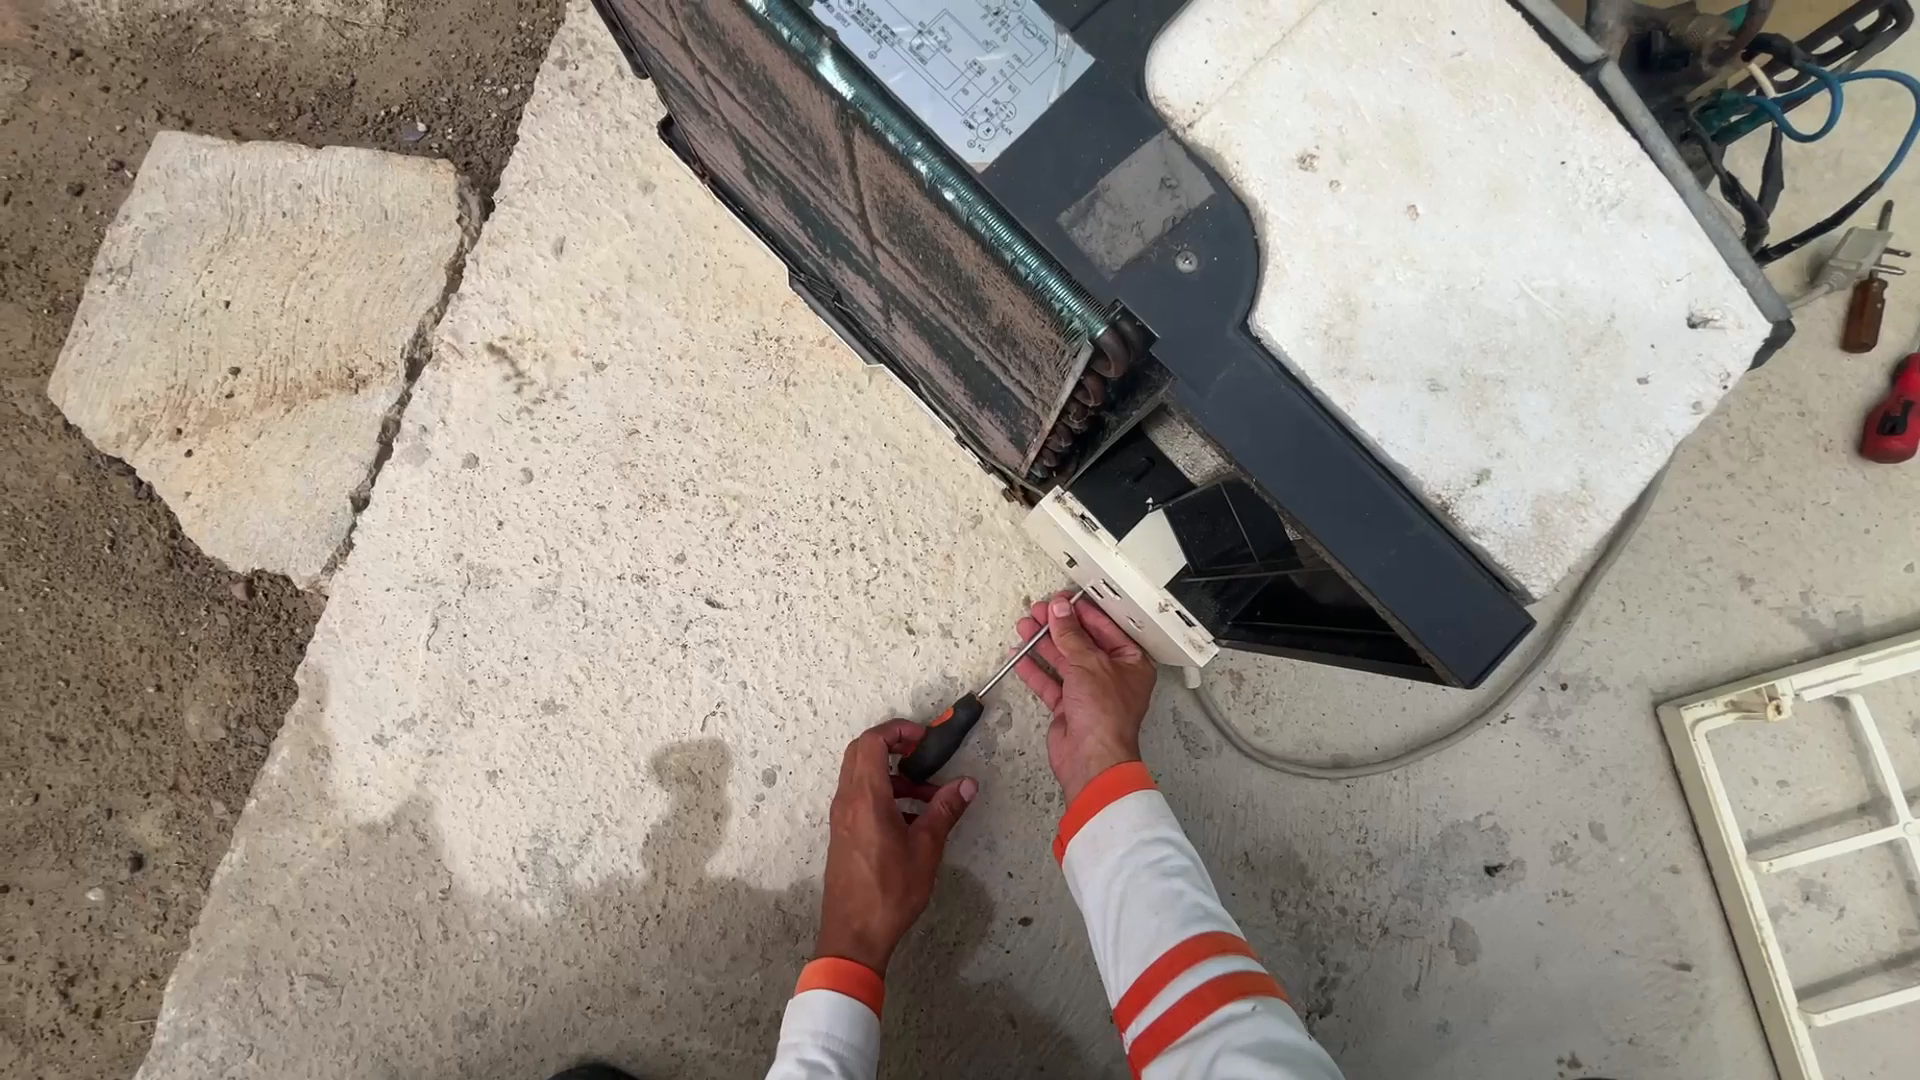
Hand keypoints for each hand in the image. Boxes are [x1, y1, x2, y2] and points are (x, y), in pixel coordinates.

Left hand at [815, 719, 978, 972]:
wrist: (853, 936)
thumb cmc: (890, 891)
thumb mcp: (926, 848)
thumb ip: (945, 810)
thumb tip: (967, 785)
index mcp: (866, 797)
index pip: (872, 741)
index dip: (898, 730)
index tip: (923, 738)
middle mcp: (847, 800)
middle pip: (862, 751)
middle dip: (893, 744)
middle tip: (922, 755)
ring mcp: (841, 816)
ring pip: (861, 774)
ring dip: (893, 773)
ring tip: (927, 796)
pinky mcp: (843, 832)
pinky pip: (860, 796)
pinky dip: (884, 793)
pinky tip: (911, 819)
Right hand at [1013, 591, 1158, 803]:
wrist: (1091, 758)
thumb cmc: (1106, 718)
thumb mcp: (1088, 664)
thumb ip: (1071, 635)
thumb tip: (1060, 612)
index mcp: (1130, 663)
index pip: (1105, 629)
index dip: (1083, 612)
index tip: (1063, 600)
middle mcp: (1111, 677)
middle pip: (1082, 643)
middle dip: (1058, 626)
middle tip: (1040, 611)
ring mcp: (1089, 692)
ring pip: (1063, 660)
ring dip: (1043, 643)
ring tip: (1026, 627)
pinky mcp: (1068, 707)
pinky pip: (1049, 681)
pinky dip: (1034, 669)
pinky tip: (1021, 657)